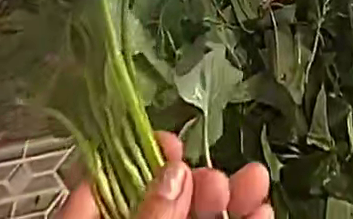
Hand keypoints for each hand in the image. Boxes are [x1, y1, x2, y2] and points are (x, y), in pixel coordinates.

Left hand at [58, 131, 271, 218]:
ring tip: (256, 186)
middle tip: (226, 179)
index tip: (171, 141)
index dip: (138, 154)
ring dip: (229, 199)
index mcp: (92, 217)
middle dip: (200, 182)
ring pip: (193, 214)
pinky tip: (261, 213)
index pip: (100, 180)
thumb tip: (173, 172)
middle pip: (159, 195)